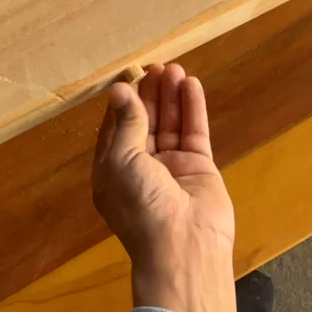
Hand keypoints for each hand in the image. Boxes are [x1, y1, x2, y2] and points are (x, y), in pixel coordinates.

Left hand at [91, 63, 237, 311]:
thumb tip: (121, 90)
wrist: (182, 244)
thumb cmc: (141, 205)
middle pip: (144, 124)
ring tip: (174, 69)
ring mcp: (171, 169)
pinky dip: (192, 109)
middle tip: (156, 67)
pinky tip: (191, 85)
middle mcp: (141, 170)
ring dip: (171, 97)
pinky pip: (193, 133)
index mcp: (113, 172)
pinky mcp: (198, 168)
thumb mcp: (122, 160)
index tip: (129, 77)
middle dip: (149, 95)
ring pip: (170, 125)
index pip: (115, 130)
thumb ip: (126, 123)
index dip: (122, 103)